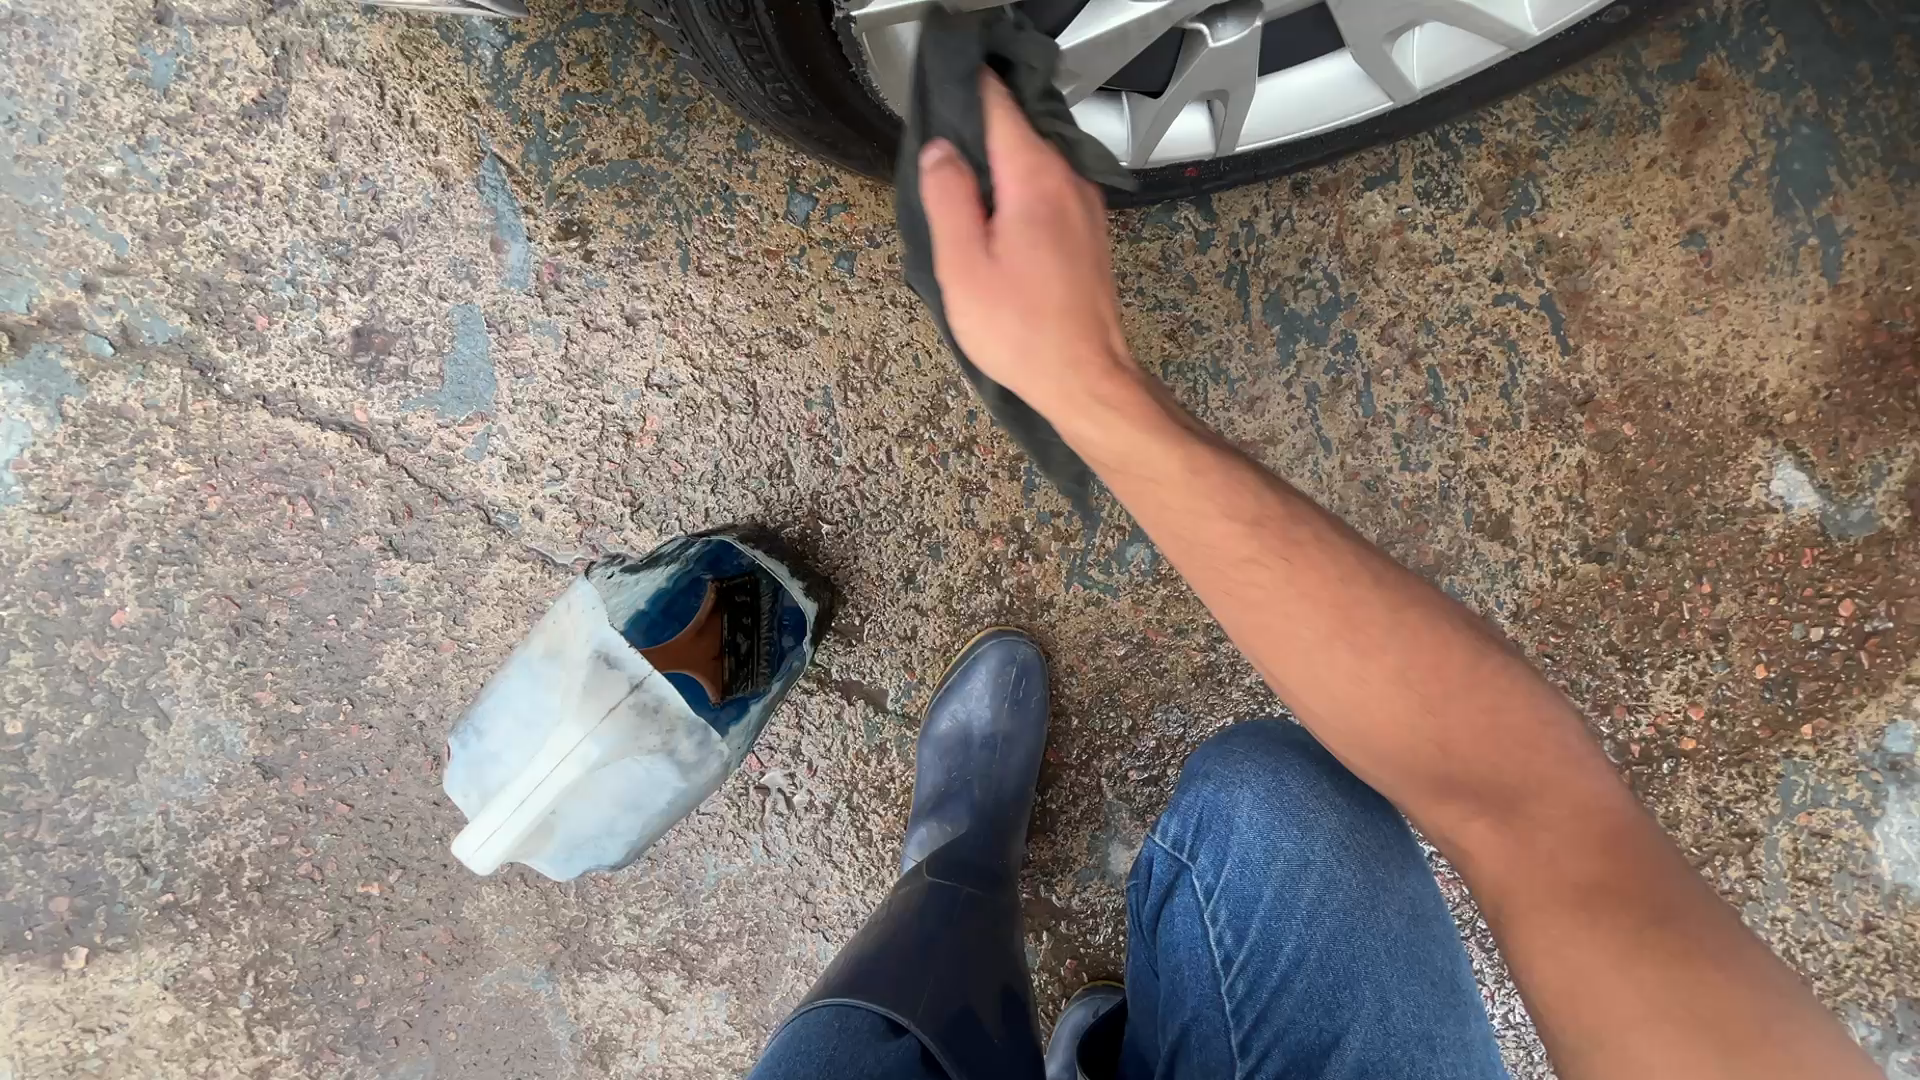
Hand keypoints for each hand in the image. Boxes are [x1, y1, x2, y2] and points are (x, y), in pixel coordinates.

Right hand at [917, 72, 1140, 419]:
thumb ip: (947, 198)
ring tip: (968, 219)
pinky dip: (1021, 204)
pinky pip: (1048, 198)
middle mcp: (1069, 179)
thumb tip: (940, 151)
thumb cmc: (1022, 332)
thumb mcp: (963, 267)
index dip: (960, 94)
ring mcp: (1086, 207)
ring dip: (998, 181)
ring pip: (1032, 168)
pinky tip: (1002, 242)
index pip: (995, 100)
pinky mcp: (1091, 235)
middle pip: (1015, 133)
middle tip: (940, 179)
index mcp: (1034, 177)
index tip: (934, 106)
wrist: (1085, 378)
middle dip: (975, 145)